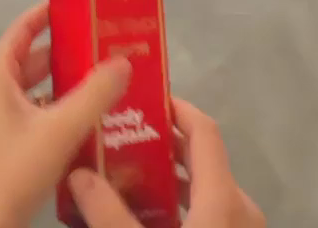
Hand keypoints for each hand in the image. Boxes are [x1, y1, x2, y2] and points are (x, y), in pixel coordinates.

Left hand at [0, 2, 133, 227]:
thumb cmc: (13, 169)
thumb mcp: (59, 129)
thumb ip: (94, 94)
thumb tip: (125, 60)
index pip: (25, 27)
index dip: (50, 11)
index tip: (84, 2)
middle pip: (36, 57)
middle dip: (71, 49)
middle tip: (109, 42)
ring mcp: (1, 118)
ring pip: (40, 88)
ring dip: (70, 82)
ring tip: (110, 77)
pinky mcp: (9, 143)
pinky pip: (40, 113)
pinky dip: (64, 109)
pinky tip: (96, 117)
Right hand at [68, 99, 264, 227]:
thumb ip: (106, 213)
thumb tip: (78, 173)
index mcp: (222, 200)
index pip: (204, 132)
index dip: (177, 108)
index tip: (143, 100)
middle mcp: (239, 211)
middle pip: (202, 161)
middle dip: (161, 147)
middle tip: (122, 140)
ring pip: (205, 192)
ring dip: (169, 181)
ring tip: (125, 179)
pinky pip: (209, 218)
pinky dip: (180, 211)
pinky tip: (143, 222)